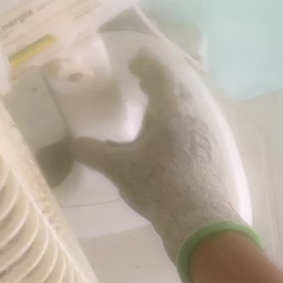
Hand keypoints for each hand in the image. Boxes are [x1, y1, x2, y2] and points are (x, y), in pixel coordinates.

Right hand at [72, 52, 243, 264]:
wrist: (199, 220)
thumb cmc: (158, 185)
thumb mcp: (120, 168)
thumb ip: (95, 153)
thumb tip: (72, 144)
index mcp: (171, 110)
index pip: (160, 75)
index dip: (147, 65)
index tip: (135, 62)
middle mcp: (192, 117)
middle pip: (176, 91)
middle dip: (157, 84)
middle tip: (142, 82)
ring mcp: (204, 136)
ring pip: (185, 111)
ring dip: (167, 105)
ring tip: (150, 112)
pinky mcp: (209, 155)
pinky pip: (190, 128)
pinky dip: (175, 125)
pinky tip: (165, 141)